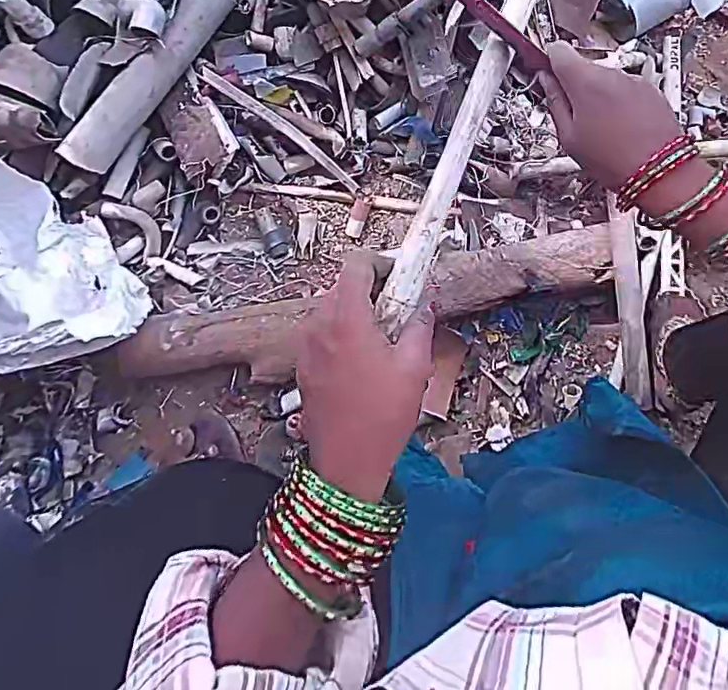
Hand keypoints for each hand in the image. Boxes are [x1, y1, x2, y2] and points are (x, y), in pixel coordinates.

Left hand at [294, 253, 435, 500]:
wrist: (347, 465)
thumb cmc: (381, 417)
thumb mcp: (415, 367)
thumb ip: (420, 326)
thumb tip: (423, 307)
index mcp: (347, 321)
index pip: (355, 266)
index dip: (380, 262)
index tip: (398, 273)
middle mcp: (319, 328)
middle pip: (342, 286)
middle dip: (371, 289)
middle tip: (398, 307)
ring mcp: (307, 348)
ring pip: (331, 309)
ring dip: (356, 311)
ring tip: (383, 335)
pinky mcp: (304, 366)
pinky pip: (323, 333)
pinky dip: (343, 332)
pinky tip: (365, 357)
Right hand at [538, 42, 685, 190]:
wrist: (660, 171)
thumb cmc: (614, 160)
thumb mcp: (569, 137)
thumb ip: (554, 101)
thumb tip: (546, 81)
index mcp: (585, 81)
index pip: (558, 50)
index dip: (549, 61)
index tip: (547, 74)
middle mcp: (610, 73)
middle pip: (583, 67)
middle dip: (576, 86)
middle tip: (576, 117)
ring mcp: (633, 80)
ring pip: (606, 79)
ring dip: (600, 96)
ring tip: (602, 128)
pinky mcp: (650, 90)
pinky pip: (626, 90)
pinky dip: (620, 103)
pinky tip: (621, 128)